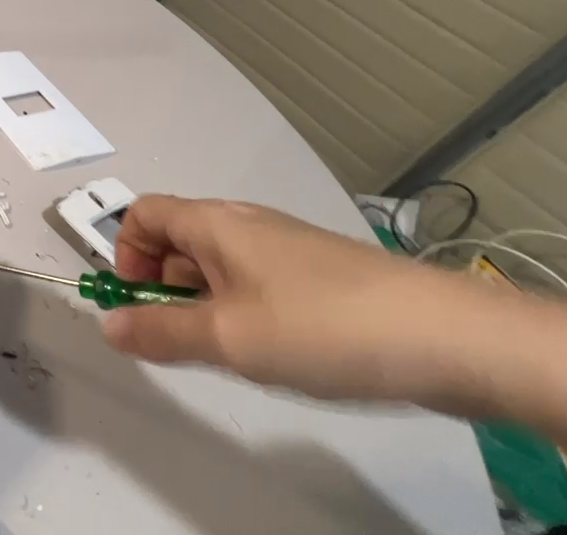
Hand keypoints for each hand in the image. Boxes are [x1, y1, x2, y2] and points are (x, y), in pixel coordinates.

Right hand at [101, 195, 493, 404]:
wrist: (459, 339)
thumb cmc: (325, 328)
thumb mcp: (229, 339)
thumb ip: (160, 331)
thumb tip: (107, 325)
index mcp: (214, 223)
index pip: (142, 214)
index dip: (126, 253)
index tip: (141, 303)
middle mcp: (246, 223)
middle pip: (178, 239)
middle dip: (166, 285)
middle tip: (188, 339)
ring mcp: (289, 246)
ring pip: (220, 264)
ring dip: (207, 302)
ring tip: (238, 351)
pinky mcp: (325, 272)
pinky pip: (259, 280)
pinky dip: (247, 308)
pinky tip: (284, 350)